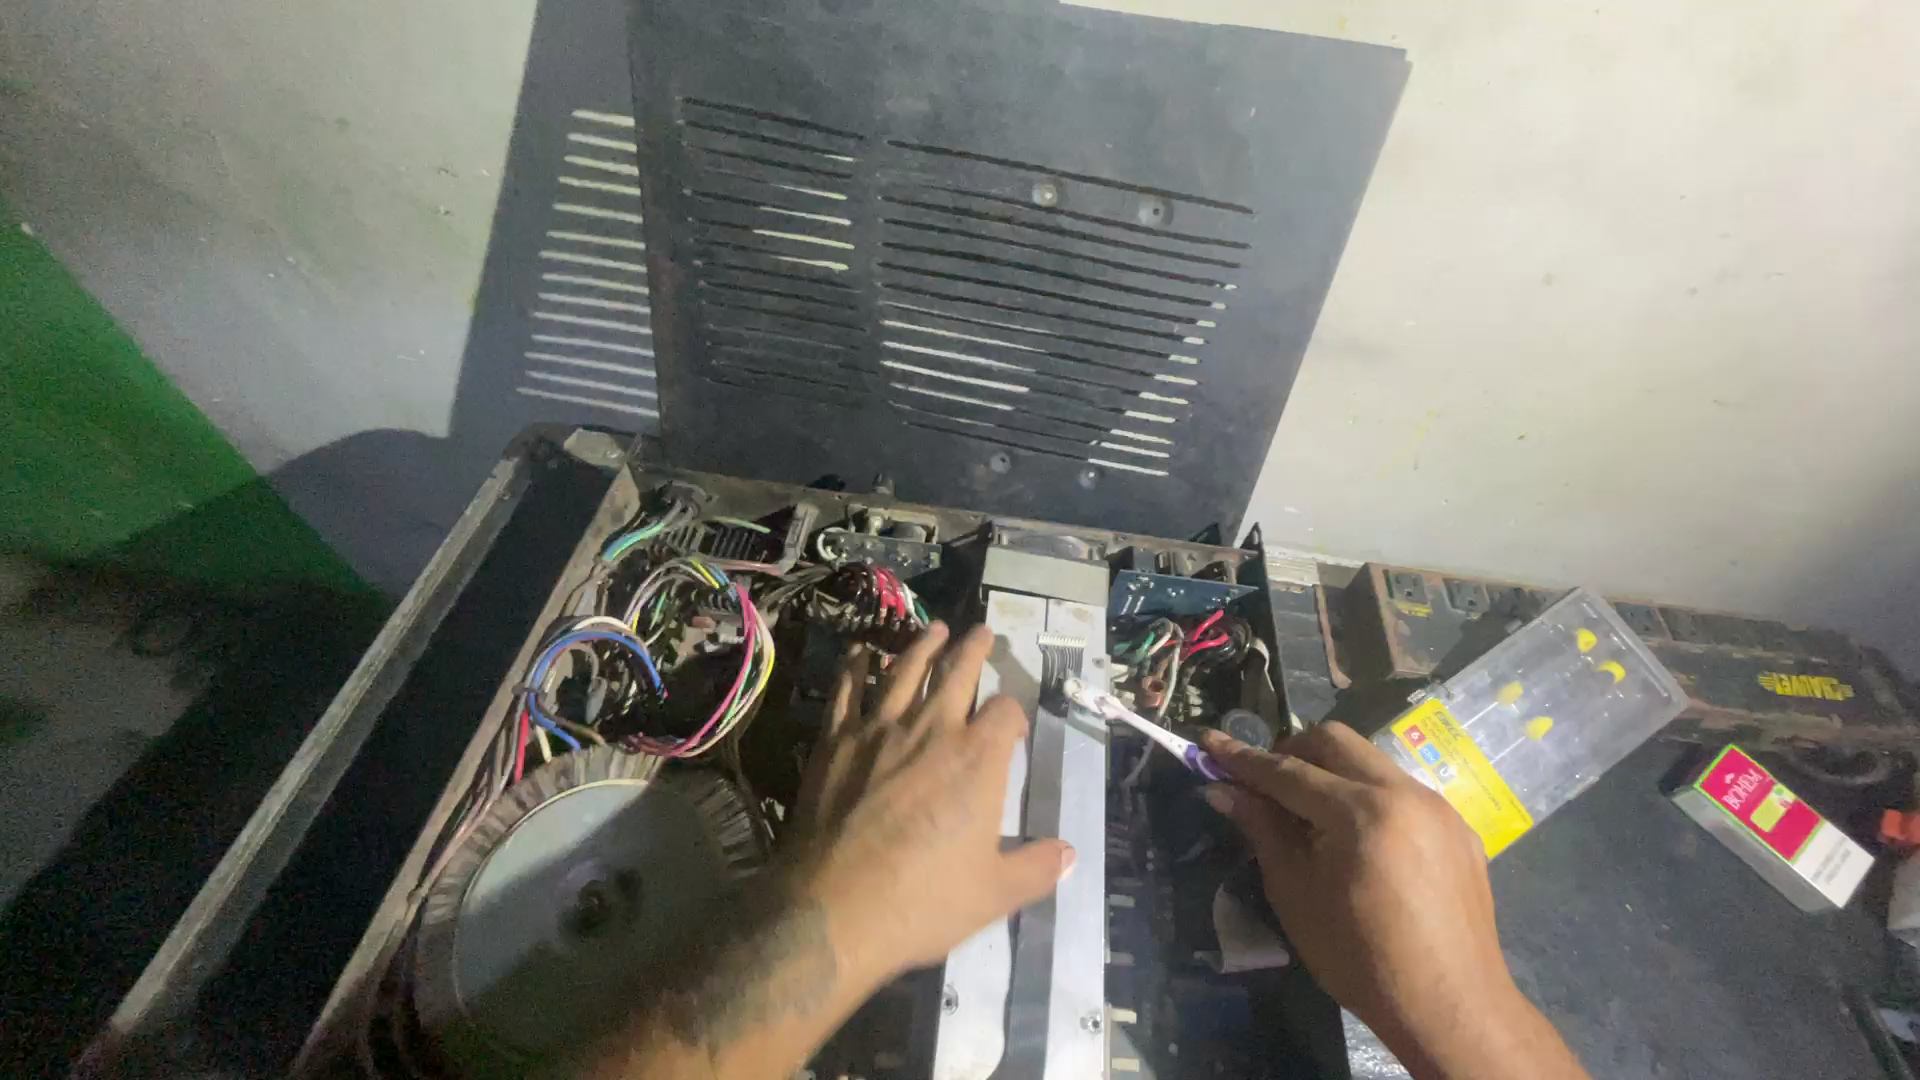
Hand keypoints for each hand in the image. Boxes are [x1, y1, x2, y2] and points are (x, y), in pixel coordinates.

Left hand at [795, 623, 1075, 980]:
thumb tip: (1071, 855)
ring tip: (935, 627)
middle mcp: (932, 729)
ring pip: (905, 670)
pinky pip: (847, 690)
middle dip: (973, 649)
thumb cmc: (922, 902)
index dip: (1014, 712)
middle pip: (957, 672)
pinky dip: (856, 666)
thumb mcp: (994, 894)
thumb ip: (1036, 868)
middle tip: (981, 630)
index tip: (1014, 723)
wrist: (834, 910)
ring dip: (923, 645)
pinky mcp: (837, 740)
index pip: (1006, 711)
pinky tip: (860, 651)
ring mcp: (879, 729)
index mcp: (977, 759)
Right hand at [1200, 723, 1586, 1079]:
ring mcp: (1438, 808)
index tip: (1208, 740)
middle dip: (1291, 750)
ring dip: (1330, 770)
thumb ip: (1260, 827)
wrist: (1453, 1011)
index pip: (1287, 771)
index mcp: (1361, 812)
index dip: (1242, 758)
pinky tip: (1357, 839)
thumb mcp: (1294, 890)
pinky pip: (1399, 789)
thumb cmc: (1359, 956)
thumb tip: (1221, 788)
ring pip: (1369, 760)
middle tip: (1267, 784)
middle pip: (1333, 740)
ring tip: (1310, 814)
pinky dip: (1365, 795)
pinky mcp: (1457, 828)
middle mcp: (1404, 794)